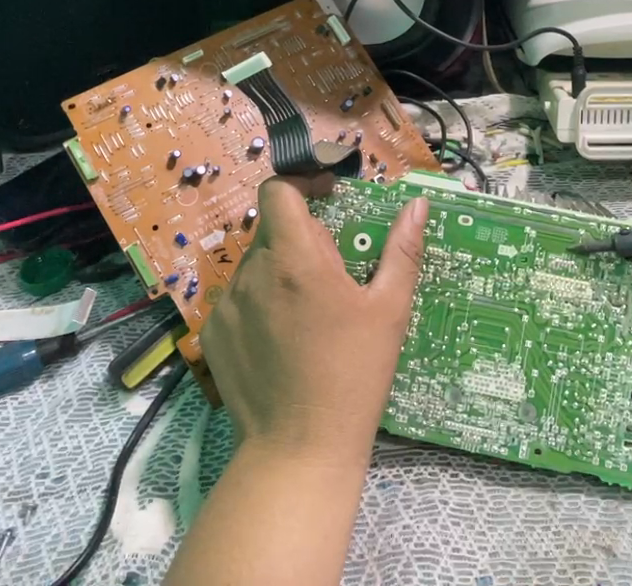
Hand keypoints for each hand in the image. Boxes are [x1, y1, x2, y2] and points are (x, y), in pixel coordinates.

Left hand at [201, 175, 428, 467]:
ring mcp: (226, 303)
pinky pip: (238, 298)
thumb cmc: (353, 374)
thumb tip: (418, 205)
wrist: (297, 448)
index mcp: (295, 257)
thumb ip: (402, 250)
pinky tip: (282, 338)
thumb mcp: (389, 310)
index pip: (279, 190)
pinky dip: (259, 302)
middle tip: (334, 270)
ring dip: (281, 269)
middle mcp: (252, 271)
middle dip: (303, 235)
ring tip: (309, 311)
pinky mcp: (212, 333)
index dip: (302, 184)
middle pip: (272, 228)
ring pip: (255, 264)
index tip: (329, 198)